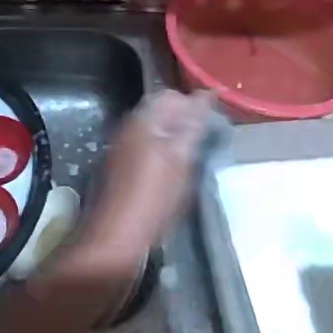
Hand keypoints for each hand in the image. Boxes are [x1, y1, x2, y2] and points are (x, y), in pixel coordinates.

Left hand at [64, 90, 214, 279]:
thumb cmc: (152, 198)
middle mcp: (129, 129)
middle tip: (209, 138)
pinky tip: (176, 170)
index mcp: (143, 121)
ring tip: (196, 155)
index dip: (195, 103)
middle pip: (161, 112)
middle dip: (185, 119)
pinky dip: (164, 151)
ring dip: (175, 136)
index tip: (217, 119)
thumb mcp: (180, 159)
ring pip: (154, 130)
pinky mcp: (122, 168)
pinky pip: (148, 147)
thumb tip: (205, 95)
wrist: (115, 237)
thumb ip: (192, 125)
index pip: (171, 97)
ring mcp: (123, 148)